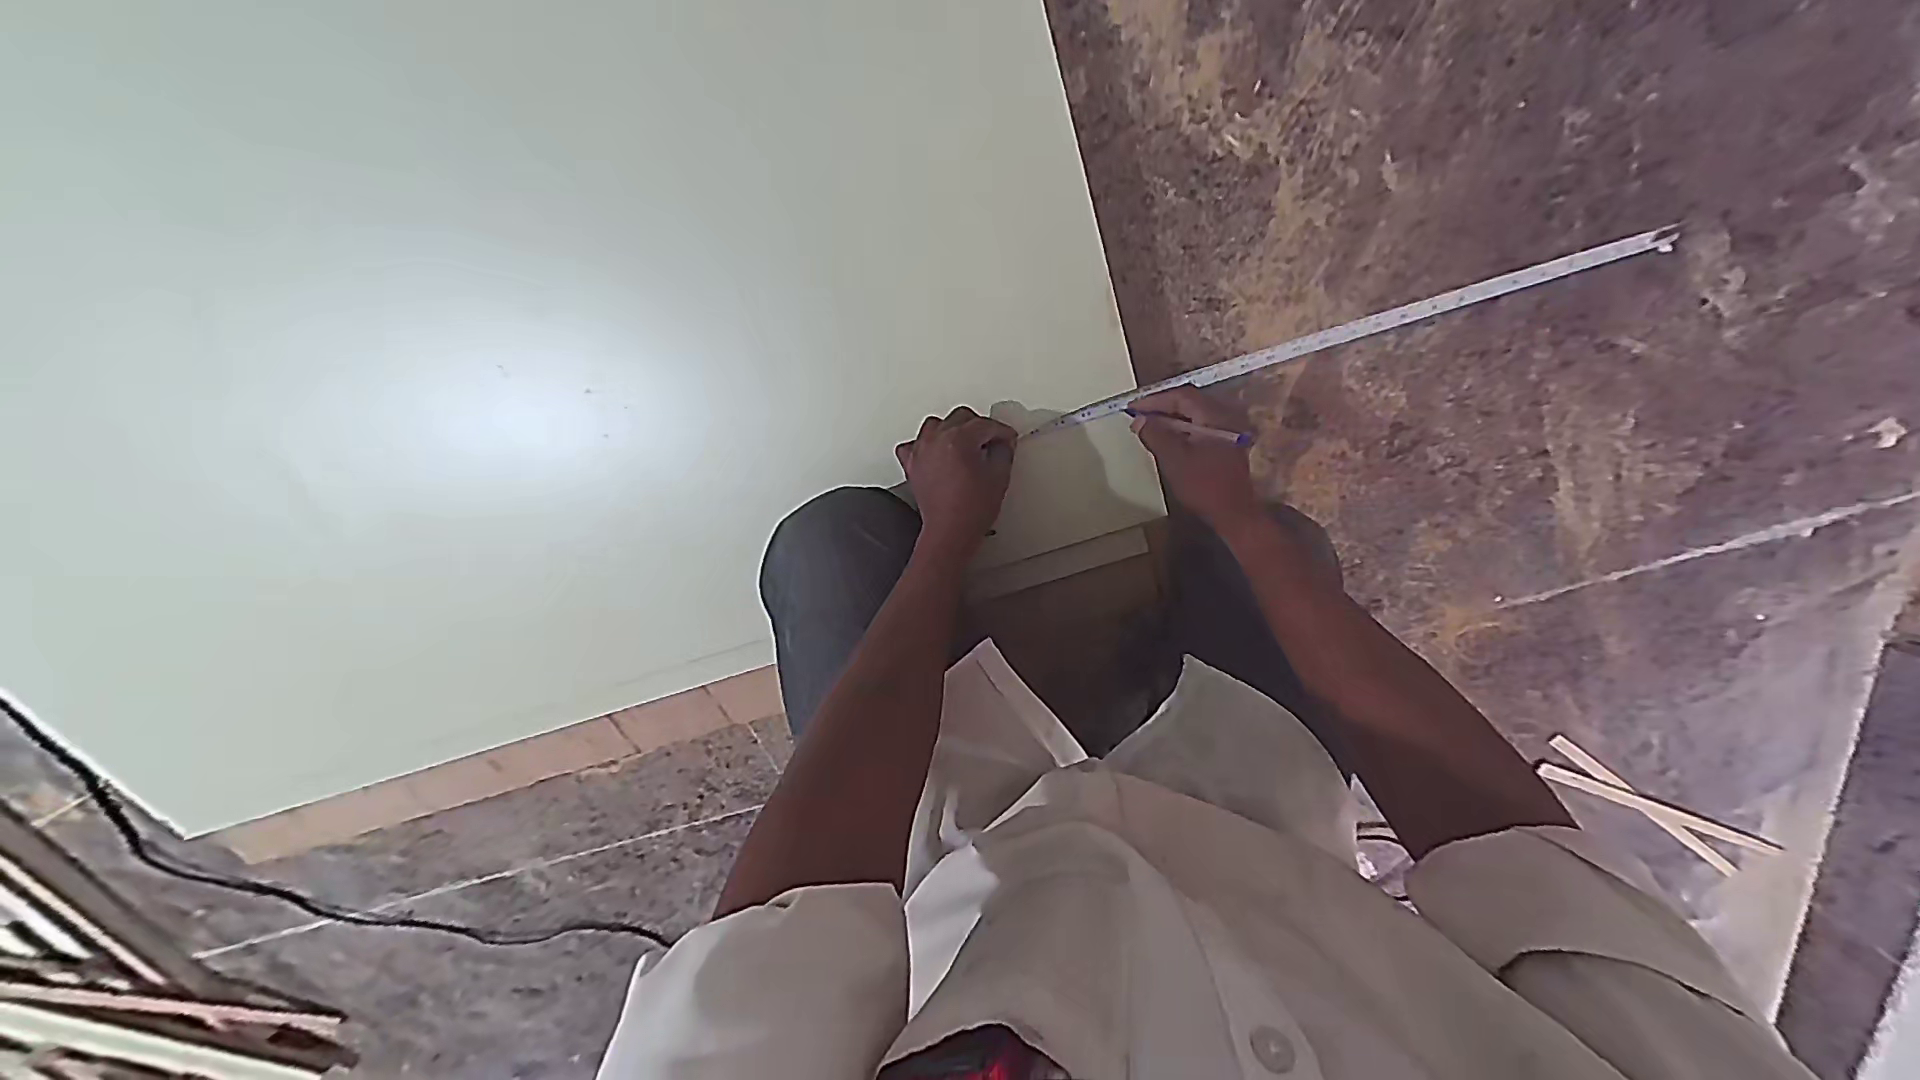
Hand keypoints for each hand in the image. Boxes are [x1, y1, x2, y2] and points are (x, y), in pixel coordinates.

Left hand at [896, 406, 1017, 559]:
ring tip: (965, 443)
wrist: (950, 532)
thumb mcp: (999, 477)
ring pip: (936, 425)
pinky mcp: (912, 466)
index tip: (1007, 438)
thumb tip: (1002, 444)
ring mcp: (921, 452)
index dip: (1001, 431)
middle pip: (960, 417)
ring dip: (952, 429)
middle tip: (990, 440)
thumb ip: (1003, 452)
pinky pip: (913, 445)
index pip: (985, 424)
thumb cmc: (970, 510)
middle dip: (978, 426)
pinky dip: (924, 445)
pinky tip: (935, 452)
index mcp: (959, 439)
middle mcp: (936, 440)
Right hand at [1128, 386, 1262, 534]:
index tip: (1133, 407)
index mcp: (1215, 415)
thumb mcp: (1174, 459)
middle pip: (1190, 402)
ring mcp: (1229, 430)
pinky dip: (1181, 428)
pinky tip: (1167, 438)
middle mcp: (1226, 416)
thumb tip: (1139, 420)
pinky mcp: (1227, 444)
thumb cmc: (1204, 485)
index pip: (1181, 396)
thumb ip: (1156, 435)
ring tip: (1148, 425)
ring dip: (1171, 418)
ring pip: (1194, 415)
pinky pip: (1200, 426)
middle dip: (1162, 406)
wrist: (1234, 513)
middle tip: (1138, 414)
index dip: (1155, 400)